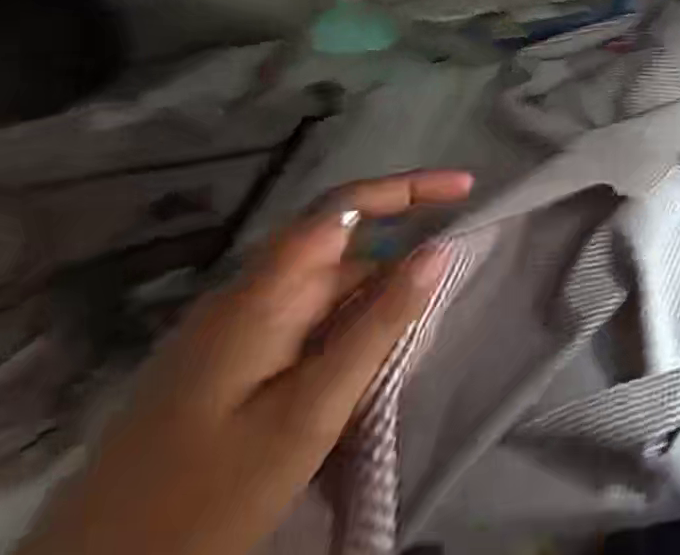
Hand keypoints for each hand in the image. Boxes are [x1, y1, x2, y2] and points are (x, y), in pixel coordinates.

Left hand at [15, 169, 473, 554]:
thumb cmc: (211, 493)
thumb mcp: (312, 409)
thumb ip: (379, 323)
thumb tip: (440, 249)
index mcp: (258, 299)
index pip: (339, 209)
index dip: (407, 187)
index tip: (468, 186)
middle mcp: (240, 301)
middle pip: (337, 247)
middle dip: (402, 249)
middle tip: (459, 273)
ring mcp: (227, 335)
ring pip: (325, 289)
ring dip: (378, 295)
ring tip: (422, 328)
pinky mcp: (226, 366)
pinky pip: (306, 321)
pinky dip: (352, 323)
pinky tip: (373, 356)